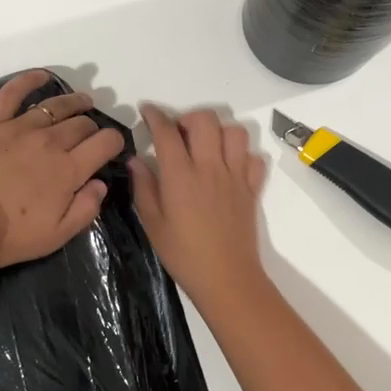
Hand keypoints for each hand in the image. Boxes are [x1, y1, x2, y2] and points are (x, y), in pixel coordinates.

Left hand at [0, 70, 127, 267]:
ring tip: (82, 101)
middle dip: (93, 127)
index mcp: (69, 170)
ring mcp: (20, 127)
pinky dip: (29, 80)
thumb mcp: (56, 236)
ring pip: (55, 106)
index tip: (113, 146)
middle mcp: (50, 141)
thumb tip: (101, 184)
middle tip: (91, 134)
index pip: (105, 143)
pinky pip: (12, 93)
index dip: (115, 141)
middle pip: (82, 124)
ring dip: (74, 102)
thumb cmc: (10, 234)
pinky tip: (41, 76)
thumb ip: (85, 209)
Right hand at [129, 105, 269, 302]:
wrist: (227, 279)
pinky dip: (242, 155)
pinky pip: (254, 158)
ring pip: (234, 132)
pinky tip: (228, 167)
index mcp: (181, 176)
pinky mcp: (252, 189)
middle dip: (188, 117)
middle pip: (205, 121)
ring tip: (205, 146)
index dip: (155, 115)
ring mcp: (236, 176)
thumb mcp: (153, 224)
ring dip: (218, 132)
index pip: (167, 132)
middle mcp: (210, 168)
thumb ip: (144, 187)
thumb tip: (136, 160)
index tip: (147, 111)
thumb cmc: (183, 255)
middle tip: (178, 133)